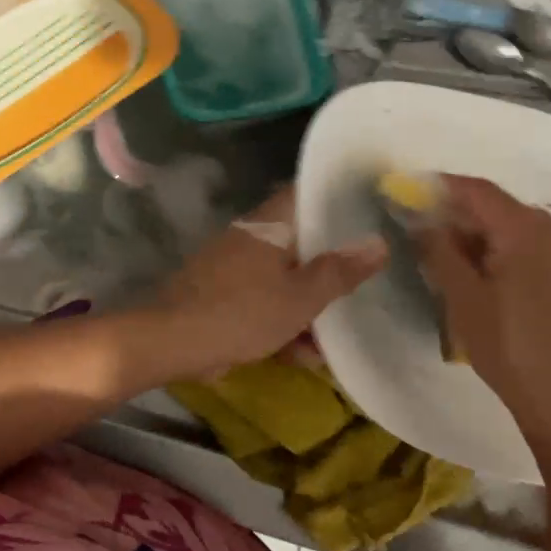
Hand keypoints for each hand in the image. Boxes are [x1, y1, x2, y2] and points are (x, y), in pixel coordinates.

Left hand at [156, 186, 385, 375]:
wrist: (174, 340)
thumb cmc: (241, 312)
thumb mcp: (300, 297)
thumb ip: (338, 271)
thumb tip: (377, 241)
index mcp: (265, 226)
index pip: (302, 196)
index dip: (335, 200)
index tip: (371, 210)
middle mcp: (248, 238)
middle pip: (299, 242)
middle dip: (329, 268)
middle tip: (365, 286)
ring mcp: (232, 266)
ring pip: (283, 278)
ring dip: (308, 307)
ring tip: (332, 340)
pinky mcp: (223, 294)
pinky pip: (263, 302)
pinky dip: (282, 323)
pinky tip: (301, 355)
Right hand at [413, 175, 550, 449]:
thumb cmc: (512, 349)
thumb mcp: (461, 299)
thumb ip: (440, 252)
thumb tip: (424, 221)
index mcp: (526, 236)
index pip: (480, 191)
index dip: (442, 185)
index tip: (410, 189)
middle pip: (509, 210)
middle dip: (467, 211)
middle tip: (430, 227)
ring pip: (531, 236)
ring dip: (492, 236)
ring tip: (460, 258)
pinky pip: (547, 261)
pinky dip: (516, 258)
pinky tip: (499, 287)